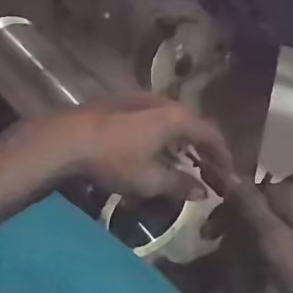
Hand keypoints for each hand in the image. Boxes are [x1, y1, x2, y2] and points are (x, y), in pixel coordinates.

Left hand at [31, 96, 229, 201]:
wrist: (65, 140)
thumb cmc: (114, 160)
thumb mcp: (150, 180)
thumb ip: (179, 185)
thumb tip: (203, 193)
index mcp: (176, 118)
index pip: (211, 135)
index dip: (222, 156)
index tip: (227, 175)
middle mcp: (161, 102)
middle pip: (191, 125)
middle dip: (201, 150)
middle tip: (206, 170)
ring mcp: (137, 99)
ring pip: (169, 121)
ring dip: (179, 143)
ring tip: (180, 163)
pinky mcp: (117, 103)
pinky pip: (150, 120)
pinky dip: (159, 137)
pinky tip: (150, 152)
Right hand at [227, 177, 292, 292]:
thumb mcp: (275, 238)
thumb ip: (250, 207)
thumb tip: (226, 174)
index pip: (248, 189)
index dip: (225, 209)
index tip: (207, 236)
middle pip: (260, 206)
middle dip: (235, 226)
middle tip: (216, 253)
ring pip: (271, 224)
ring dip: (250, 240)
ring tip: (234, 265)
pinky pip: (284, 240)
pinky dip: (268, 251)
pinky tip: (259, 270)